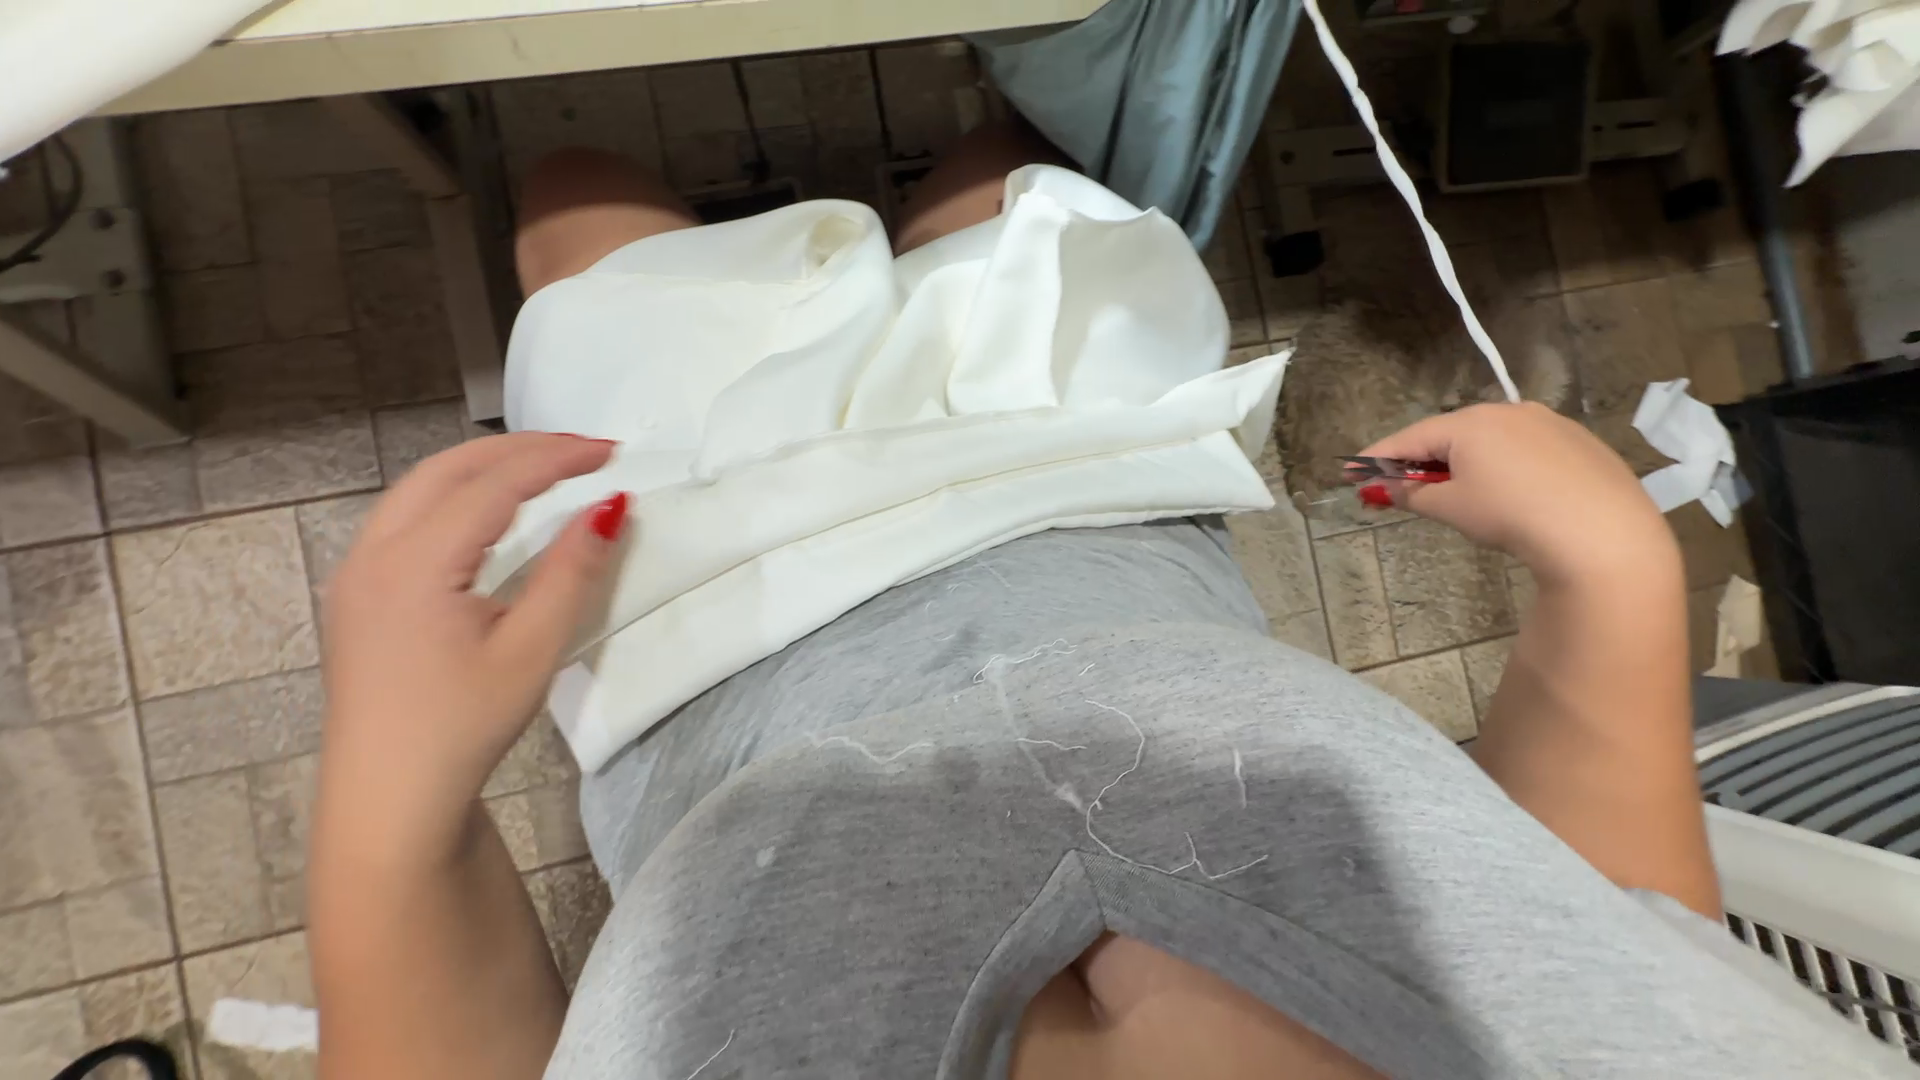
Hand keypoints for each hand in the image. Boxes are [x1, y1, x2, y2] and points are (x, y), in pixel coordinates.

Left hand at [318, 433, 626, 853]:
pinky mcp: (361, 593)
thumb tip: (611, 507)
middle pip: (448, 470)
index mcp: (413, 564)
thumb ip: (572, 570)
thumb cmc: (465, 725)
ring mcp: (358, 572)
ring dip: (487, 466)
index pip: (494, 484)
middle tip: (586, 450)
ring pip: (422, 487)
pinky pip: (410, 515)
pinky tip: (493, 511)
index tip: (612, 451)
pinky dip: (461, 493)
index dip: (557, 459)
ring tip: (549, 469)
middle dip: (521, 449)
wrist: (391, 797)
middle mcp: (373, 553)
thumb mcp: (532, 649)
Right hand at [1356, 403, 1677, 585]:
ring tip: (1448, 492)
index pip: (1408, 438)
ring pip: (1486, 440)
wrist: (1604, 535)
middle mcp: (1508, 411)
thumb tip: (1383, 487)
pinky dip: (1497, 465)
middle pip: (1447, 435)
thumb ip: (1409, 493)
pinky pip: (1520, 449)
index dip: (1375, 459)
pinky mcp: (1578, 443)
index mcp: (1470, 422)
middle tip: (1395, 486)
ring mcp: (1548, 423)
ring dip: (1458, 462)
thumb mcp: (1449, 507)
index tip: (1350, 473)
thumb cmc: (1511, 515)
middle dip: (1418, 460)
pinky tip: (1501, 493)